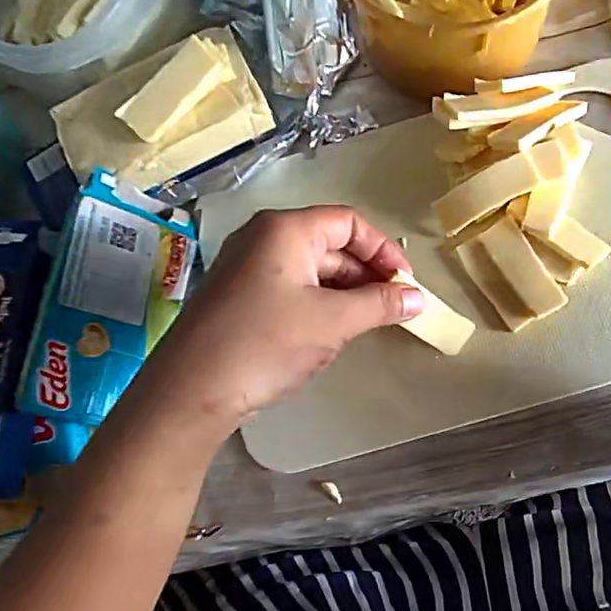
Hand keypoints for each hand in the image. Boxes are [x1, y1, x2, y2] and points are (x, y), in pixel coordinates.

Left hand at [132, 206, 422, 437]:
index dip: (383, 251)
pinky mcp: (234, 299)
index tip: (405, 285)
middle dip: (363, 277)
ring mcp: (243, 269)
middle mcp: (260, 239)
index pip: (348, 222)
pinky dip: (312, 309)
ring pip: (306, 273)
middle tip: (390, 310)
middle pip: (327, 246)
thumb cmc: (266, 344)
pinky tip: (322, 339)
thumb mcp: (332, 323)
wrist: (193, 388)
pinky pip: (285, 293)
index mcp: (284, 229)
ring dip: (339, 297)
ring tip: (360, 329)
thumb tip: (417, 298)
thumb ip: (379, 305)